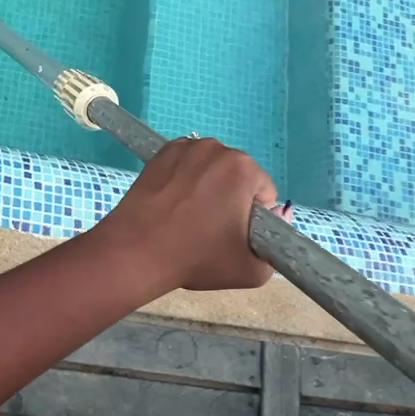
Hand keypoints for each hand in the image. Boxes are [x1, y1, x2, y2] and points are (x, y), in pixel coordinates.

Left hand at [91, 137, 283, 293]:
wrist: (137, 249)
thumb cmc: (197, 258)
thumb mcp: (251, 269)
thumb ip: (277, 246)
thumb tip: (277, 216)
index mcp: (243, 168)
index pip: (264, 192)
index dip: (254, 217)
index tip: (232, 234)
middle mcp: (215, 148)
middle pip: (237, 176)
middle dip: (231, 197)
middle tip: (210, 227)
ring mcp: (185, 146)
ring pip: (211, 168)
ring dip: (208, 186)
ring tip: (189, 216)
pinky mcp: (160, 152)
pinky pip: (186, 164)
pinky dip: (185, 178)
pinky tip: (173, 202)